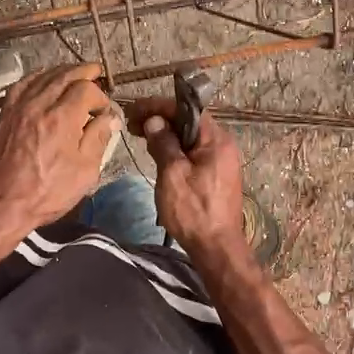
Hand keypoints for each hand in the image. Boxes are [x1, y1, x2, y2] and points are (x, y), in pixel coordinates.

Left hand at [0, 64, 120, 231]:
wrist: (2, 204)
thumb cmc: (47, 192)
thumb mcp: (85, 171)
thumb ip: (98, 139)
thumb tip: (109, 118)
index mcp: (62, 118)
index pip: (86, 89)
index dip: (100, 96)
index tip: (104, 110)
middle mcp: (39, 105)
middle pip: (64, 76)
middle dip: (83, 72)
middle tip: (96, 71)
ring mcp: (18, 108)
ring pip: (41, 77)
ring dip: (60, 72)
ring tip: (73, 73)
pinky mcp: (4, 116)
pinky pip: (20, 86)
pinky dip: (35, 78)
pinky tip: (42, 79)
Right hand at [128, 96, 245, 254]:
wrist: (217, 246)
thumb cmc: (193, 211)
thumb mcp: (172, 174)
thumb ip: (164, 144)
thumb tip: (154, 122)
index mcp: (215, 140)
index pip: (185, 109)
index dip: (157, 107)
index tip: (133, 111)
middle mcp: (222, 145)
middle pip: (188, 122)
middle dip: (160, 119)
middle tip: (132, 125)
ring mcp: (220, 161)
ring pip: (189, 138)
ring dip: (166, 134)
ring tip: (141, 137)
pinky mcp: (216, 175)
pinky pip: (193, 152)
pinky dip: (174, 149)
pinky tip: (158, 154)